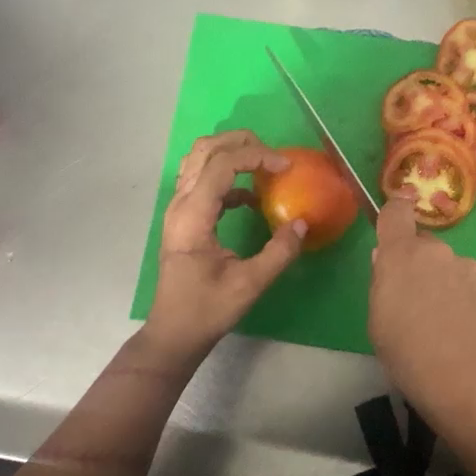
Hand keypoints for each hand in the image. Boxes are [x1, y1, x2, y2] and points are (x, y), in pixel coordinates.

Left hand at [147, 130, 305, 360]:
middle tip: (274, 155)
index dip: (256, 156)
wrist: (174, 332)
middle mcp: (181, 204)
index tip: (285, 167)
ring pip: (199, 160)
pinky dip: (227, 176)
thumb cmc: (207, 309)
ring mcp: (179, 209)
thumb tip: (301, 222)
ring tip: (264, 166)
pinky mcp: (184, 218)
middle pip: (205, 149)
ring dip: (231, 154)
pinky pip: (202, 180)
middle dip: (241, 143)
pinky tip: (250, 198)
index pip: (221, 164)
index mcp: (193, 216)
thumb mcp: (250, 284)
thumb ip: (279, 252)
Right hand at [369, 194, 475, 425]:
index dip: (393, 212)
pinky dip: (459, 300)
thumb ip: (381, 285)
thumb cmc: (412, 359)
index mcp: (403, 256)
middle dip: (413, 265)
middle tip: (407, 305)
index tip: (391, 222)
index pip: (396, 213)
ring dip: (439, 285)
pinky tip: (460, 334)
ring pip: (446, 268)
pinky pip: (466, 286)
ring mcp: (470, 271)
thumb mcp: (378, 325)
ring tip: (437, 328)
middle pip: (422, 246)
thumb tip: (387, 262)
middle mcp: (439, 254)